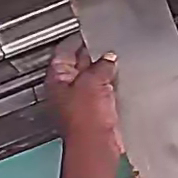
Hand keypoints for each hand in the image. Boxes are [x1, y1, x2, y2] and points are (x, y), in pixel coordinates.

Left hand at [47, 40, 122, 157]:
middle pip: (78, 64)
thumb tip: (109, 58)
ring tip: (117, 61)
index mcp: (57, 79)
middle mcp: (66, 90)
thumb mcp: (93, 81)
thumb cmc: (85, 118)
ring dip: (104, 72)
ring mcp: (81, 101)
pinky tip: (121, 80)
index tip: (89, 33)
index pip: (64, 51)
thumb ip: (101, 65)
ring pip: (93, 79)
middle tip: (107, 45)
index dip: (77, 40)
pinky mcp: (96, 111)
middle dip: (93, 56)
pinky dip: (111, 86)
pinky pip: (104, 92)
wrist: (96, 144)